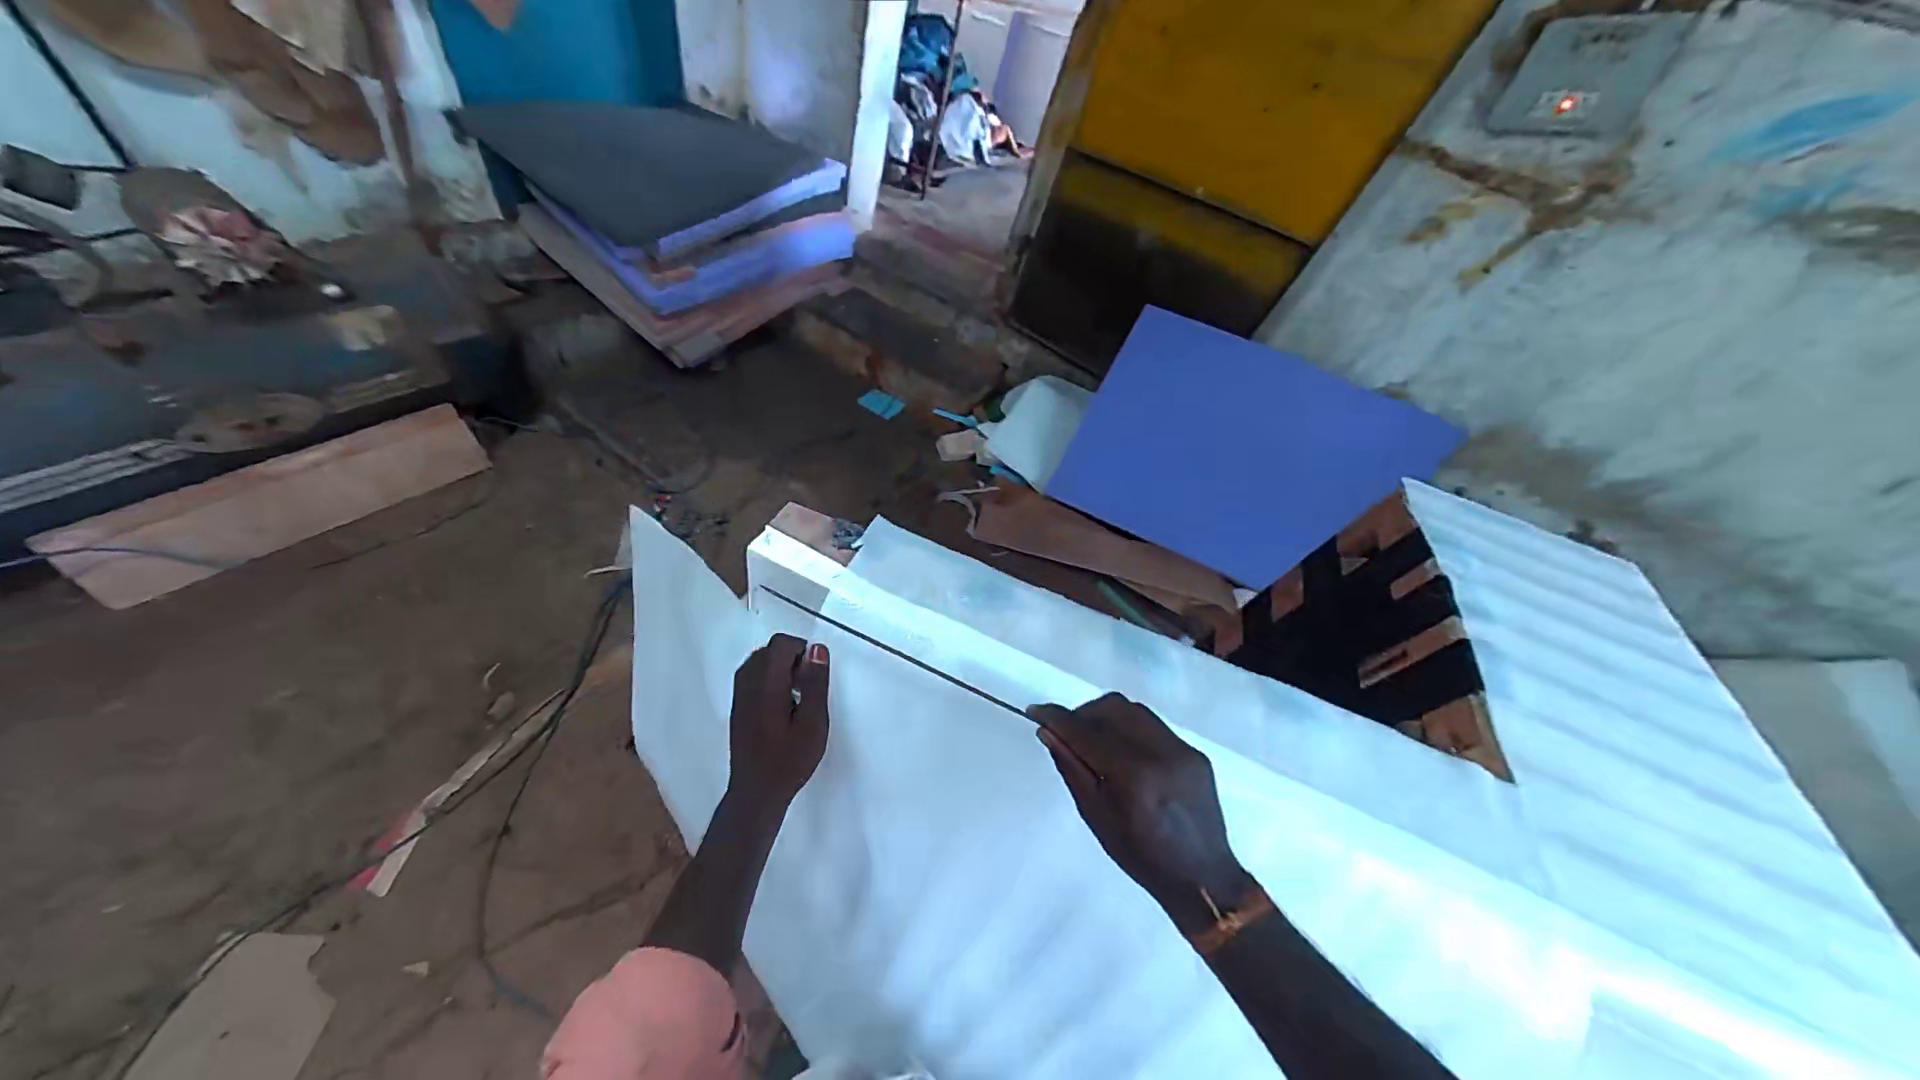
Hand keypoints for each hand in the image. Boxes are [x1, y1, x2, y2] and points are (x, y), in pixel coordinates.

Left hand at [728, 634, 830, 809]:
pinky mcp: (737, 709)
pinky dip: (768, 680)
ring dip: (779, 669)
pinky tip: (783, 703)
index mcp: (766, 685)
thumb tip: (817, 650)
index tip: (815, 670)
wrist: (757, 792)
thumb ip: (816, 682)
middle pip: (768, 651)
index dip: (802, 650)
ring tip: (797, 694)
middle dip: (792, 658)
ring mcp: (739, 697)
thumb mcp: (814, 722)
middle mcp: (747, 686)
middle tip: (809, 684)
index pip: (780, 645)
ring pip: (758, 663)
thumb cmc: (787, 761)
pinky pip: (751, 678)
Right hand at [1029, 693, 1254, 933]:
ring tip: (1094, 739)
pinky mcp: (1194, 752)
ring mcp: (1181, 749)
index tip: (1036, 711)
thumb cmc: (1141, 856)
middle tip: (1066, 732)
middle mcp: (1159, 752)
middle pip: (1111, 708)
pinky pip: (1154, 725)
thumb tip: (1049, 732)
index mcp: (1132, 775)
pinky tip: (1123, 751)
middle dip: (1082, 713)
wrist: (1201, 877)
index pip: (1085, 731)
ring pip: (1134, 710)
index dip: (1056, 717)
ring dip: (1106, 716)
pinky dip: (1130, 728)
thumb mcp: (1095, 815)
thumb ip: (1071, 767)